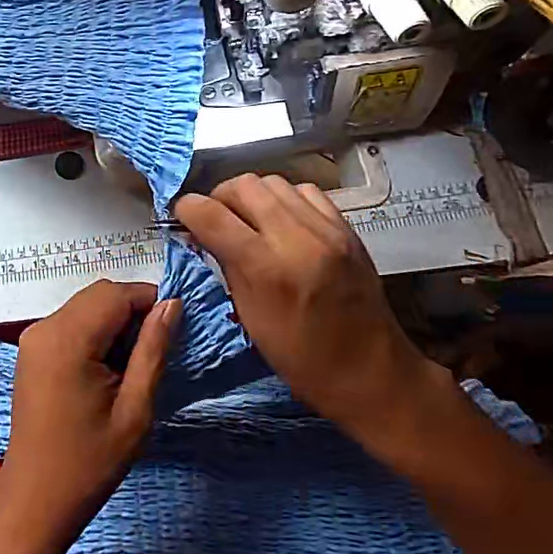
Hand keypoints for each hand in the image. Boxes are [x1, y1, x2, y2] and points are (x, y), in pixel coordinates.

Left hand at [0, 281, 178, 553]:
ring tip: (131, 364)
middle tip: (154, 351)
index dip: (150, 301)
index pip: (117, 294)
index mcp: (67, 340)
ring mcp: (34, 337)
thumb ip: (153, 350)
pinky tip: (107, 368)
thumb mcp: (135, 410)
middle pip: (100, 294)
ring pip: (87, 304)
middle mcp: (45, 328)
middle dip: (133, 311)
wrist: (35, 499)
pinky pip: (72, 321)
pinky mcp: (32, 349)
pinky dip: (96, 331)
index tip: (174, 329)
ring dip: (115, 321)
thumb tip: (172, 304)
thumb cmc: (89, 463)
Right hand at [174, 174, 456, 443]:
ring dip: (251, 195)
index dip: (187, 209)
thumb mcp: (250, 317)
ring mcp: (327, 229)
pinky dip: (284, 198)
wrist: (371, 372)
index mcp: (267, 268)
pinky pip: (305, 191)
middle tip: (215, 218)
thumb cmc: (301, 359)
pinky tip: (282, 220)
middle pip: (243, 185)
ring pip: (274, 181)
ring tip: (248, 218)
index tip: (181, 216)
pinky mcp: (347, 228)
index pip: (212, 214)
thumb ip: (227, 265)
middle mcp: (297, 238)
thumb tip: (205, 233)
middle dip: (219, 196)